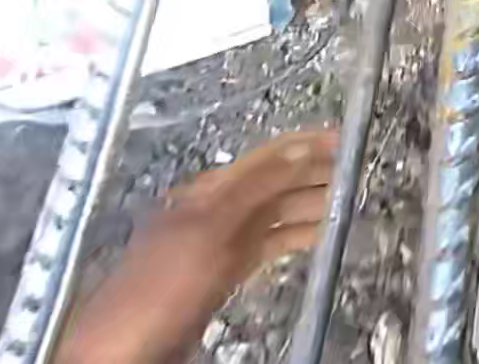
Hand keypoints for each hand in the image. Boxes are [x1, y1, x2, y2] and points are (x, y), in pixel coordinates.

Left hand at [59, 130, 337, 363]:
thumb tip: (304, 147)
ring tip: (351, 201)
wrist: (117, 359)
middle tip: (360, 168)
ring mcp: (223, 241)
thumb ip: (259, 185)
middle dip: (320, 171)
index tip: (350, 137)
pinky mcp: (227, 271)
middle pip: (280, 179)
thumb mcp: (211, 230)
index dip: (311, 142)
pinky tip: (323, 234)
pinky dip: (300, 234)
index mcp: (212, 191)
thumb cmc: (161, 288)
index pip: (272, 154)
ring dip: (316, 202)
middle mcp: (220, 209)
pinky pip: (272, 242)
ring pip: (280, 210)